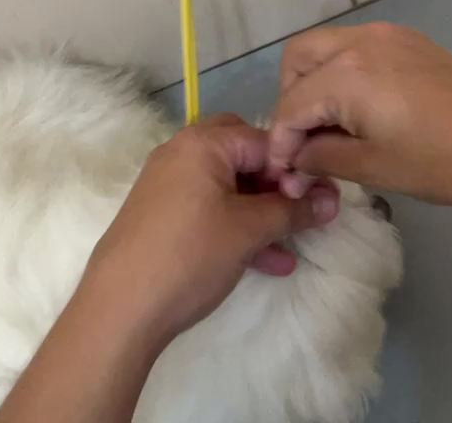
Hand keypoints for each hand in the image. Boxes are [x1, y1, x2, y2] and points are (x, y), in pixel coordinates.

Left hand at [78, 114, 339, 346]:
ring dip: (261, 211)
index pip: (265, 141)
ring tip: (292, 246)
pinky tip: (266, 262)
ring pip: (228, 185)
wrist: (118, 311)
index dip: (295, 169)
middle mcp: (182, 151)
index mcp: (204, 142)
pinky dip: (236, 225)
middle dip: (275, 183)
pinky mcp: (161, 213)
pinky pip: (209, 207)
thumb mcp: (249, 231)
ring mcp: (168, 182)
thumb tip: (332, 200)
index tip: (319, 199)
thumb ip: (293, 211)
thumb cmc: (190, 255)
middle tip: (298, 209)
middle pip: (244, 155)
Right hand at [265, 22, 451, 214]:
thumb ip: (320, 157)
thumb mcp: (371, 167)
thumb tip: (293, 161)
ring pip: (328, 46)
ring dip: (316, 82)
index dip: (280, 142)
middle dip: (291, 98)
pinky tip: (363, 110)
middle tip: (304, 141)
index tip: (284, 174)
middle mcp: (362, 41)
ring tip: (332, 128)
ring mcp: (389, 35)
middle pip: (299, 57)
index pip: (291, 104)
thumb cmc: (439, 163)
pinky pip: (359, 47)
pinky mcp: (411, 40)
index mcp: (347, 73)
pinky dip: (345, 72)